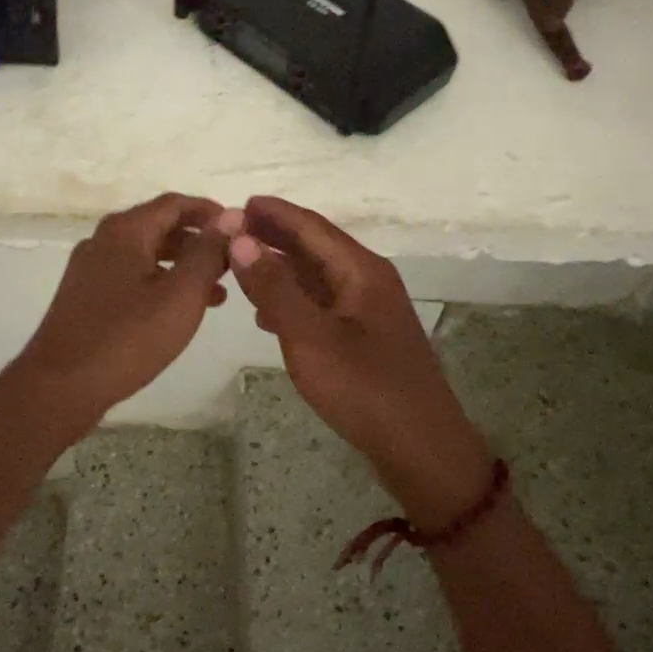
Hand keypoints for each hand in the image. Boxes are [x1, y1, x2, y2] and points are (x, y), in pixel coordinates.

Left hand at [0, 193, 234, 433]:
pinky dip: (161, 284)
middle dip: (199, 242)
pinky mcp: (85, 297)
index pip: (175, 204)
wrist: (60, 386)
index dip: (211, 212)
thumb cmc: (128, 338)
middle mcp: (103, 241)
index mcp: (125, 231)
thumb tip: (230, 217)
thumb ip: (208, 253)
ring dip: (183, 267)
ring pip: (146, 255)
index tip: (240, 229)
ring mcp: (90, 269)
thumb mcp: (181, 295)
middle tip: (232, 264)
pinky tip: (178, 312)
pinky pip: (132, 277)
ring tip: (217, 293)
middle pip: (159, 227)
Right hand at [229, 196, 493, 529]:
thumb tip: (240, 239)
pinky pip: (322, 304)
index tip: (238, 204)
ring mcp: (369, 311)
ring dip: (280, 268)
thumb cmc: (364, 389)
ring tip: (241, 267)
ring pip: (318, 277)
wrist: (420, 448)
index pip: (312, 227)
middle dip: (275, 237)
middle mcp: (369, 281)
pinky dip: (292, 300)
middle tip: (232, 232)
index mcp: (362, 271)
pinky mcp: (365, 339)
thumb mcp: (310, 338)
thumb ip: (274, 288)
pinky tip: (266, 314)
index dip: (274, 213)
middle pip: (316, 247)